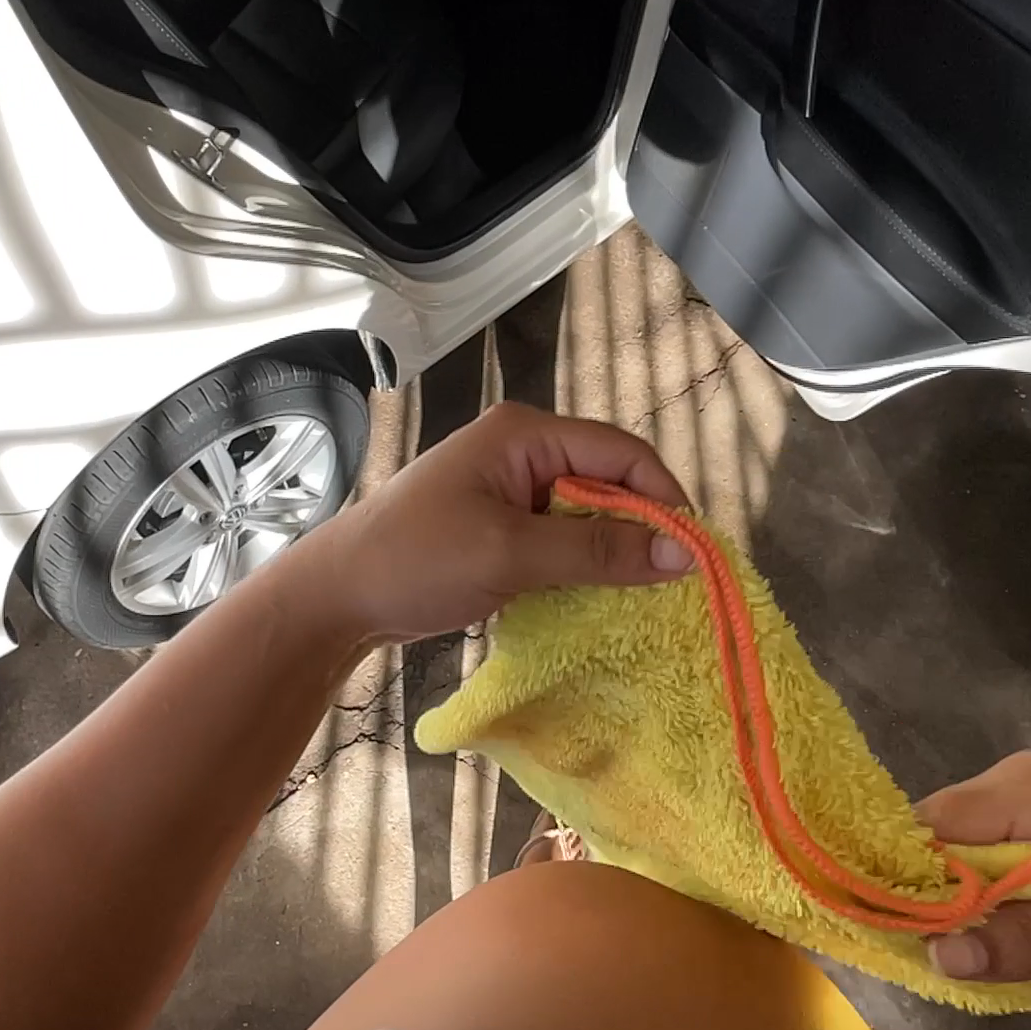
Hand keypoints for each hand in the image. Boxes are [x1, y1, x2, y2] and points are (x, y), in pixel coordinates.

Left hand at [297, 402, 693, 641]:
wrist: (341, 594)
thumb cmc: (416, 559)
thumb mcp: (510, 553)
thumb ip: (596, 549)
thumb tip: (680, 554)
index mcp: (524, 435)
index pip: (619, 452)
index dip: (662, 497)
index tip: (690, 552)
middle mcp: (522, 451)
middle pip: (606, 481)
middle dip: (639, 526)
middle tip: (670, 579)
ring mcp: (510, 489)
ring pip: (585, 514)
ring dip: (611, 549)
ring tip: (642, 593)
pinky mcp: (501, 525)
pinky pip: (559, 538)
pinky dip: (581, 563)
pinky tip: (598, 595)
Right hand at [918, 753, 1030, 1018]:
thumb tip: (936, 953)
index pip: (937, 822)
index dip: (911, 872)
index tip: (897, 928)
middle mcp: (1029, 778)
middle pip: (947, 832)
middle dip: (937, 888)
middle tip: (939, 948)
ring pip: (969, 846)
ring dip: (964, 896)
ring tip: (967, 943)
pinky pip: (999, 855)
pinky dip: (993, 894)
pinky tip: (1003, 928)